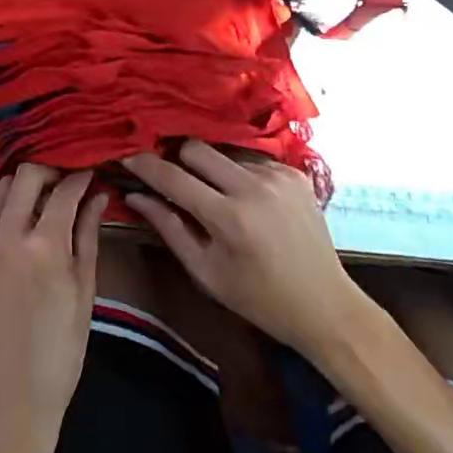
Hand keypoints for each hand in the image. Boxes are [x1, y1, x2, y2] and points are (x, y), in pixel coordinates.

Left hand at [0, 165, 105, 452]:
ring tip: (46, 192)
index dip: (81, 175)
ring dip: (25, 182)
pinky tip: (23, 211)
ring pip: (2, 187)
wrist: (12, 389)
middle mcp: (9, 234)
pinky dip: (5, 201)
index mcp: (44, 245)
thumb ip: (88, 233)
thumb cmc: (61, 344)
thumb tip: (98, 194)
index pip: (64, 189)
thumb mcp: (84, 287)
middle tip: (69, 178)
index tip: (92, 169)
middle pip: (27, 174)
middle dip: (51, 169)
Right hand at [121, 140, 369, 358]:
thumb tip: (135, 196)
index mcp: (228, 218)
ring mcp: (277, 176)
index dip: (145, 164)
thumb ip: (169, 229)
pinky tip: (246, 198)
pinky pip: (251, 160)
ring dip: (211, 168)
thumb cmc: (258, 298)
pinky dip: (239, 174)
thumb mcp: (206, 272)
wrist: (325, 305)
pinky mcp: (294, 172)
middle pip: (196, 148)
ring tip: (214, 193)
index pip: (174, 177)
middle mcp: (253, 187)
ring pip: (224, 153)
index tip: (127, 155)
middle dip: (177, 157)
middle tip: (170, 173)